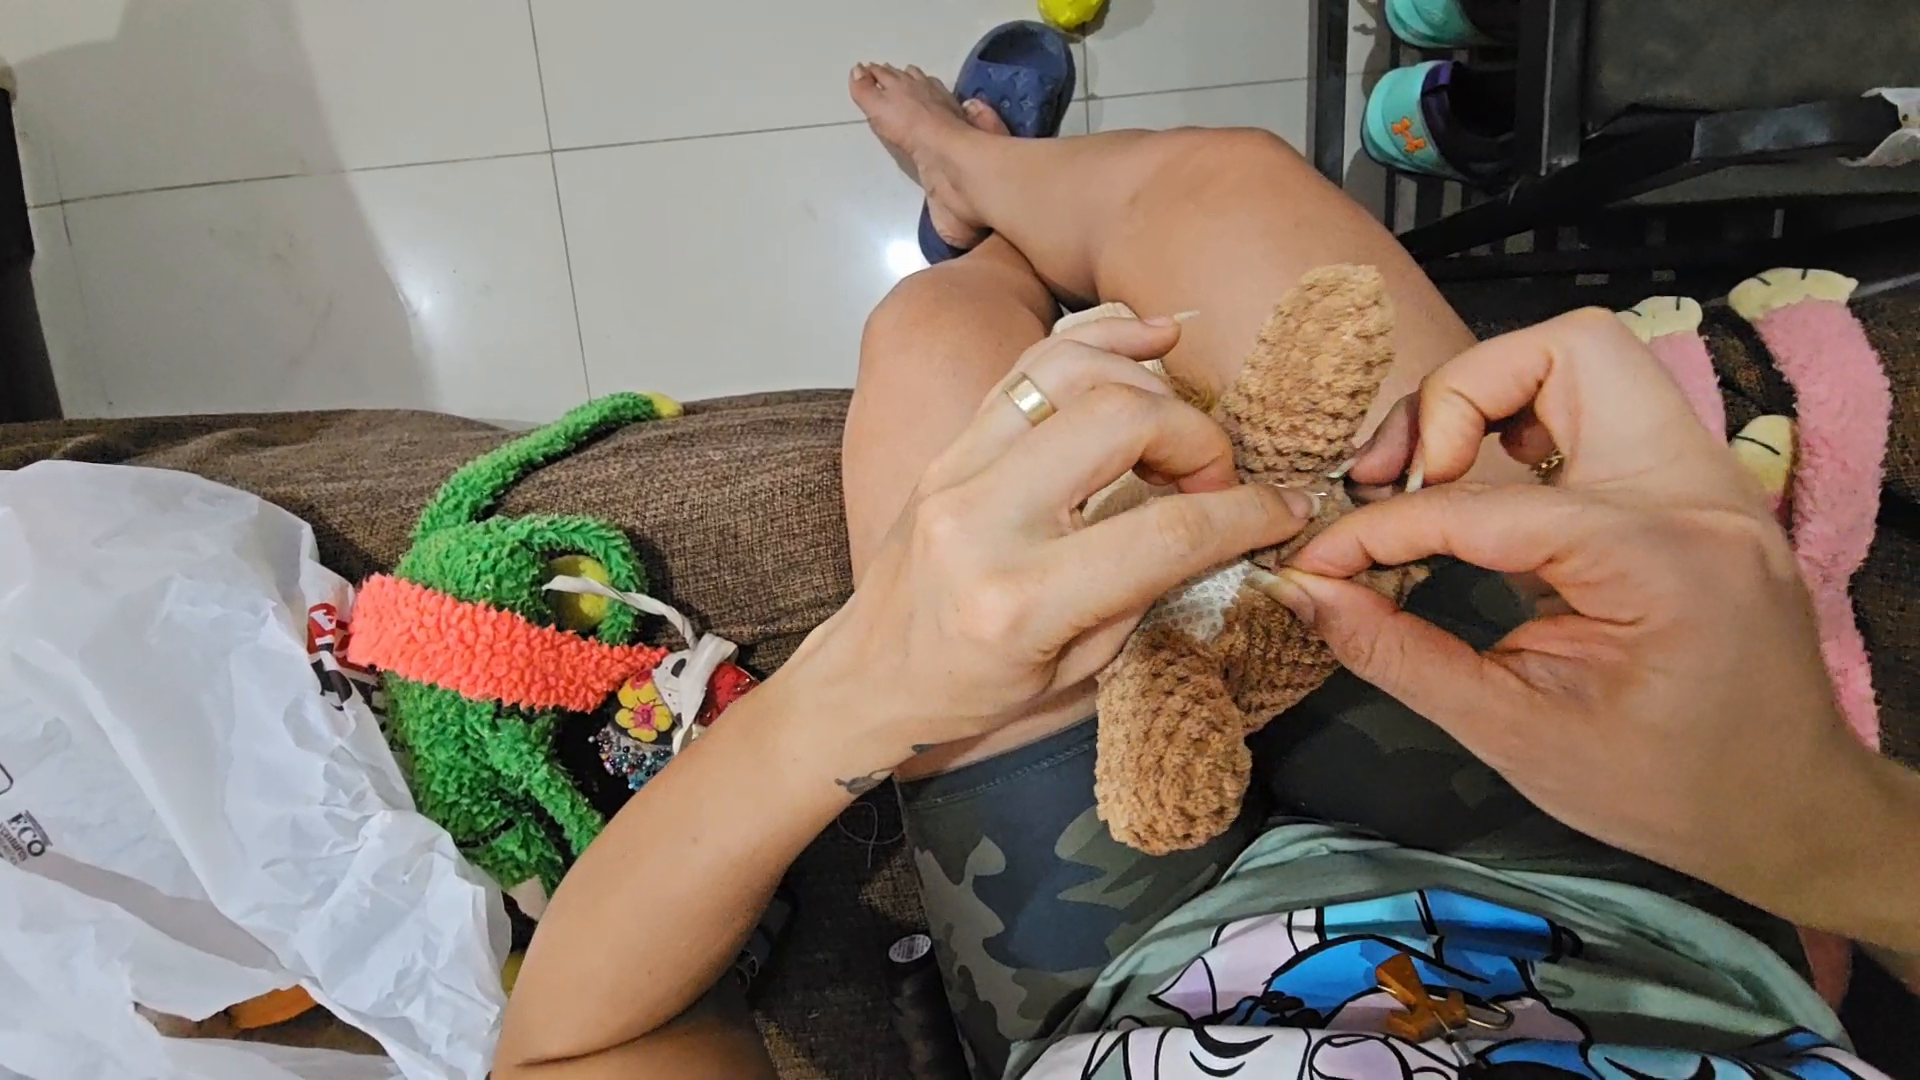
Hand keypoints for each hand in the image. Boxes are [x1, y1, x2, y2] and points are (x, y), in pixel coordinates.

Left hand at [793, 316, 1312, 763]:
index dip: (1241, 513)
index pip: (1162, 533)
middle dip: (1195, 437)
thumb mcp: (1072, 670)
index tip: (1278, 509)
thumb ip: (1144, 589)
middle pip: (1119, 423)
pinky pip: (1024, 371)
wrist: (868, 672)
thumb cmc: (968, 690)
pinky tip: (1143, 343)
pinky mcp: (946, 449)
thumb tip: (1211, 523)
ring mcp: (954, 473)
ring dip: (1146, 385)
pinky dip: (1092, 344)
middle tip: (1211, 477)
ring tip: (1179, 420)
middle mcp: (981, 522)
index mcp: (1018, 601)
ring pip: (1069, 373)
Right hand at [1262, 309, 1919, 948]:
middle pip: (1568, 351)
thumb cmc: (1657, 786)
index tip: (1317, 563)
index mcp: (1661, 562)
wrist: (1787, 806)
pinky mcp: (1674, 483)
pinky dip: (1503, 427)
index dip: (1375, 529)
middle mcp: (1693, 490)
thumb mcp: (1506, 732)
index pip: (1479, 505)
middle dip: (1453, 400)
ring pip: (1576, 358)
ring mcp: (1694, 477)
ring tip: (1420, 477)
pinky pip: (1580, 406)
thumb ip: (1392, 654)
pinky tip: (1465, 489)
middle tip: (1393, 479)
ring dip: (1477, 401)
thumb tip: (1301, 593)